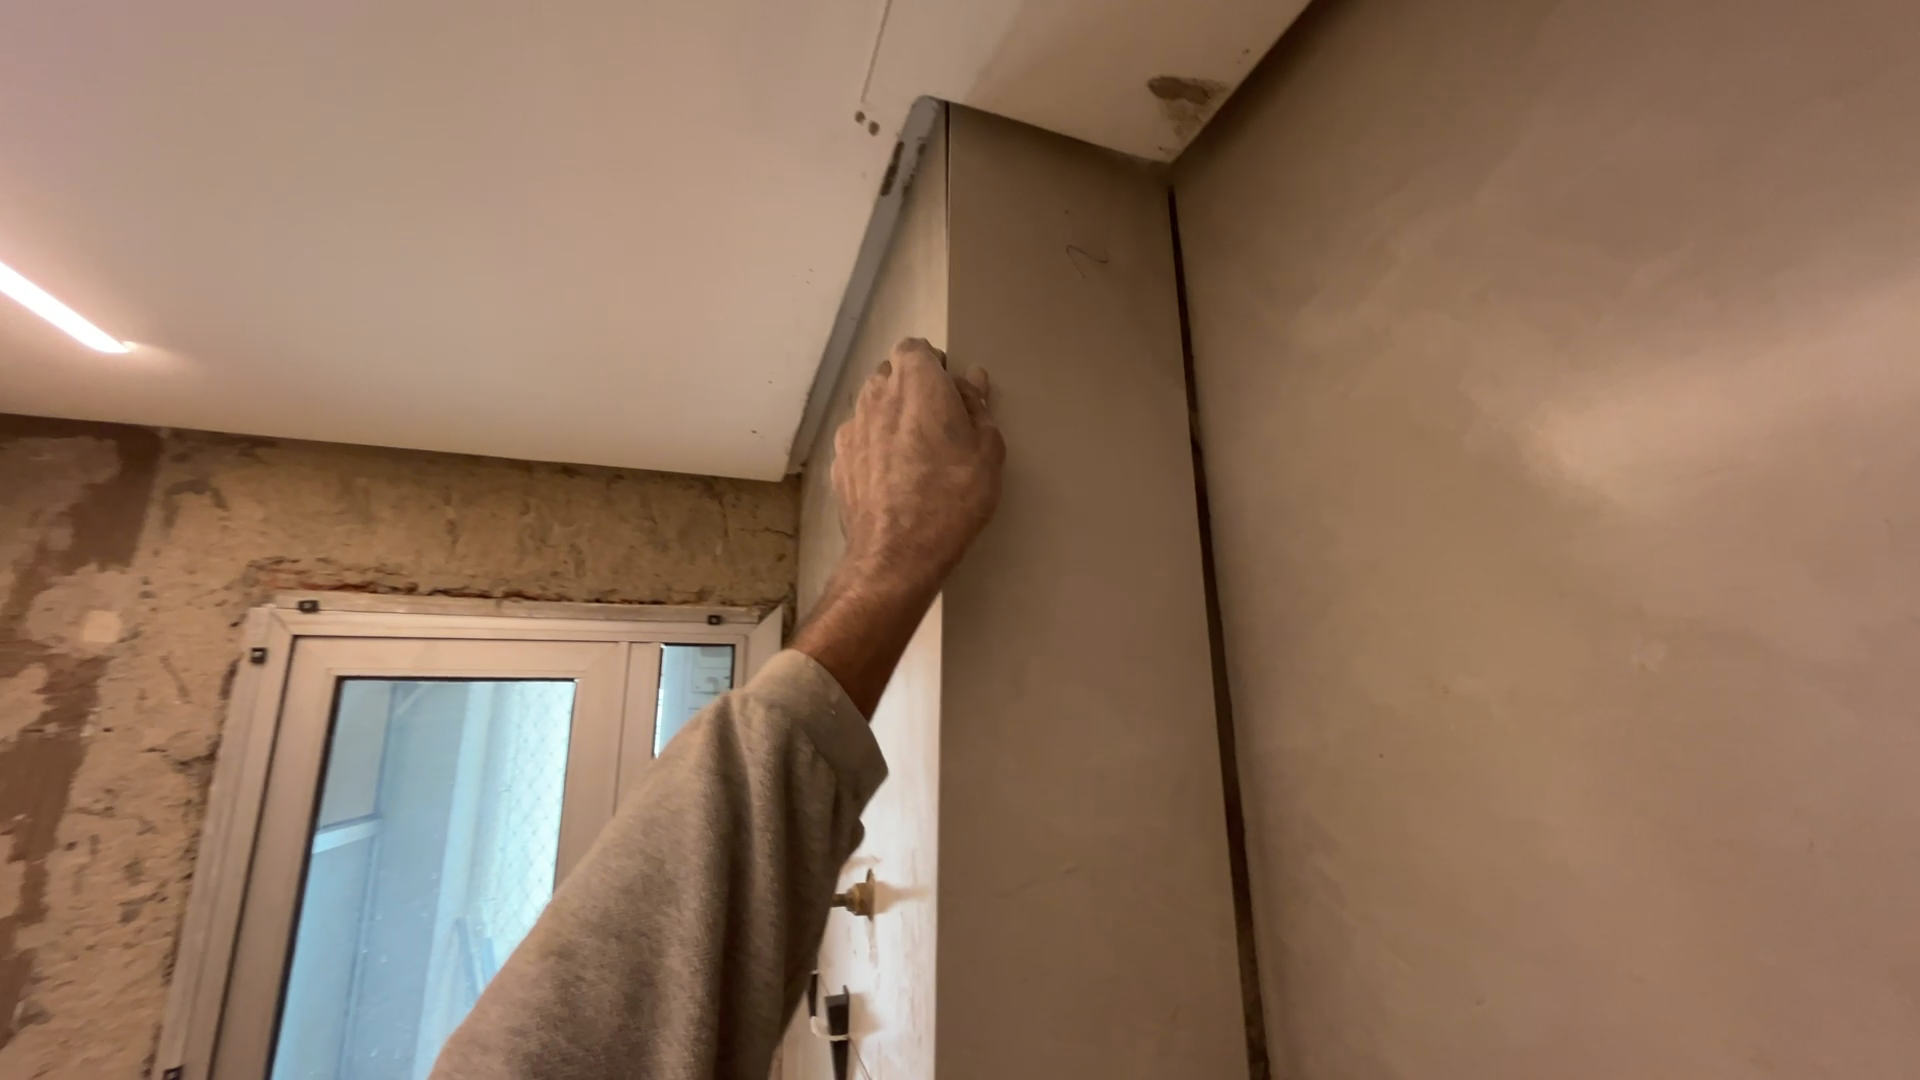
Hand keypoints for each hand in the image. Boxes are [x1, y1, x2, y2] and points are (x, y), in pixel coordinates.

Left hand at [831, 337, 1004, 587]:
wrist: (897, 553)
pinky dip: (874, 447)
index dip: (933, 365)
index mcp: (917, 382)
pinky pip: (859, 439)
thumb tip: (970, 380)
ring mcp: (851, 428)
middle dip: (911, 388)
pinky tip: (891, 476)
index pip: (916, 349)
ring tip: (913, 451)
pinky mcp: (838, 461)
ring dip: (890, 417)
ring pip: (871, 407)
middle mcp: (876, 396)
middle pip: (890, 375)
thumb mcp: (987, 451)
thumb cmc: (952, 497)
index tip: (949, 390)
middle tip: (937, 422)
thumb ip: (978, 408)